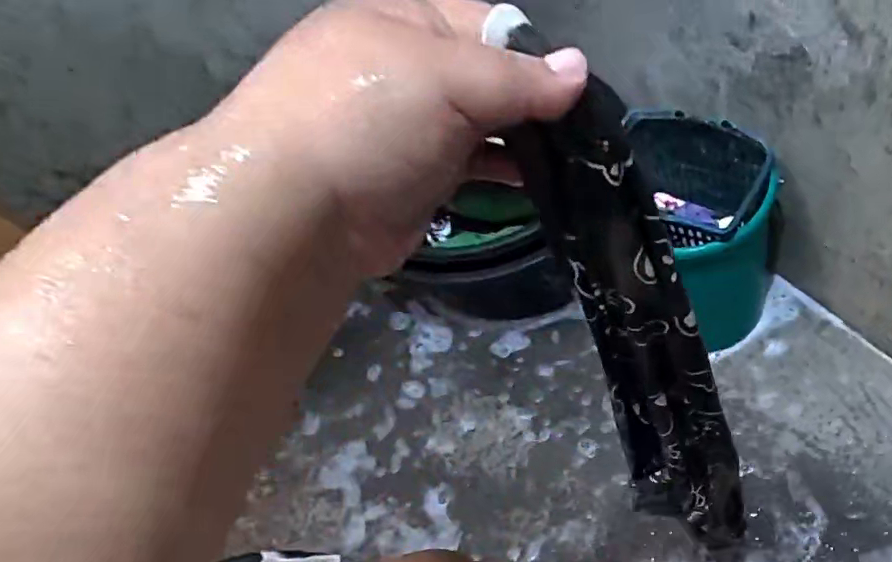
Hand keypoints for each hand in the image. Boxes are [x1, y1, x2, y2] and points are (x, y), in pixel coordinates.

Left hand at [208, 0, 585, 273]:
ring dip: (527, 144)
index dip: (538, 58)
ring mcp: (418, 127)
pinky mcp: (423, 178)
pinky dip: (506, 173)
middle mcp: (415, 69)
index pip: (493, 26)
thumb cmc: (371, 122)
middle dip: (537, 105)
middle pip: (494, 78)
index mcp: (410, 20)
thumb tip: (581, 69)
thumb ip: (516, 78)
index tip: (580, 98)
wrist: (307, 211)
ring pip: (488, 126)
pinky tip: (535, 185)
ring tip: (570, 167)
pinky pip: (476, 167)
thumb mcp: (446, 80)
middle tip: (583, 139)